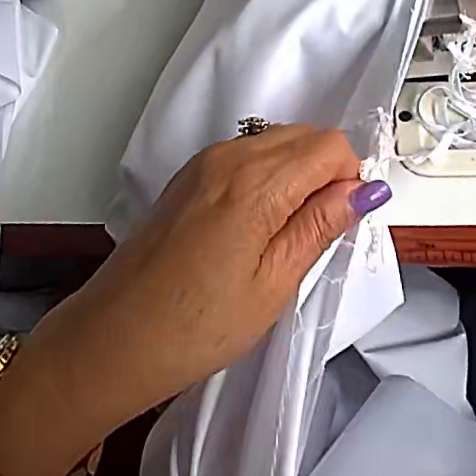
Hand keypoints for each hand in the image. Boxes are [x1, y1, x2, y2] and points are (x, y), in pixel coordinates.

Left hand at [0, 126, 390, 475]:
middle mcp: (227, 157)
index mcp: (254, 183)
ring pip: (278, 140)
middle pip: (306, 134)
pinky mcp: (189, 174)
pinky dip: (269, 175)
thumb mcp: (273, 284)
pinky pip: (248, 153)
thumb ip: (321, 226)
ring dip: (297, 173)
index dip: (348, 179)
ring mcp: (204, 162)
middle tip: (315, 231)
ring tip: (284, 232)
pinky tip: (256, 223)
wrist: (111, 340)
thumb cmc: (193, 327)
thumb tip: (365, 191)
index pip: (330, 145)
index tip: (340, 220)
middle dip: (326, 173)